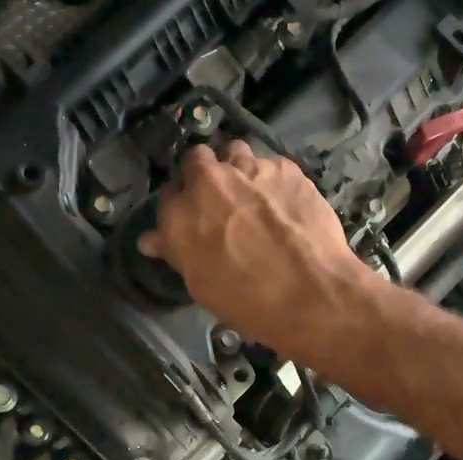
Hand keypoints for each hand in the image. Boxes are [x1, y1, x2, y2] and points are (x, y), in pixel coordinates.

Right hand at [141, 141, 377, 355]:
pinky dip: (272, 180)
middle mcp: (207, 182)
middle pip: (196, 161)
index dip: (182, 206)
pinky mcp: (283, 167)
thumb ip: (178, 252)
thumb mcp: (203, 287)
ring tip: (252, 195)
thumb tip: (151, 240)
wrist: (311, 293)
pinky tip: (284, 204)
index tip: (193, 220)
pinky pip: (270, 165)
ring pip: (233, 152)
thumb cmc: (250, 303)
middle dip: (205, 176)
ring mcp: (247, 168)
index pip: (168, 196)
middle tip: (221, 203)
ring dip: (237, 168)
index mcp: (179, 216)